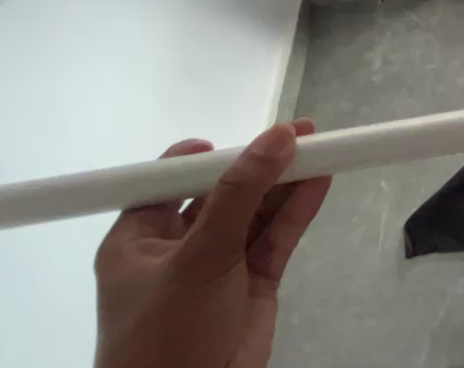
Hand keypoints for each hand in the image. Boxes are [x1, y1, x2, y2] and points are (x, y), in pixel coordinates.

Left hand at [93, 120, 331, 367]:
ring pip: (259, 208)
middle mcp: (179, 246)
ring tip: (324, 147)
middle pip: (224, 191)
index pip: (166, 184)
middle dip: (260, 162)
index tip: (237, 137)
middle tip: (302, 133)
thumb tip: (280, 135)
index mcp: (139, 242)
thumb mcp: (200, 257)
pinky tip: (323, 178)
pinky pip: (280, 231)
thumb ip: (242, 193)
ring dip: (288, 180)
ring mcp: (220, 262)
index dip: (200, 158)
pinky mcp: (256, 277)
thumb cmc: (167, 331)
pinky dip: (301, 205)